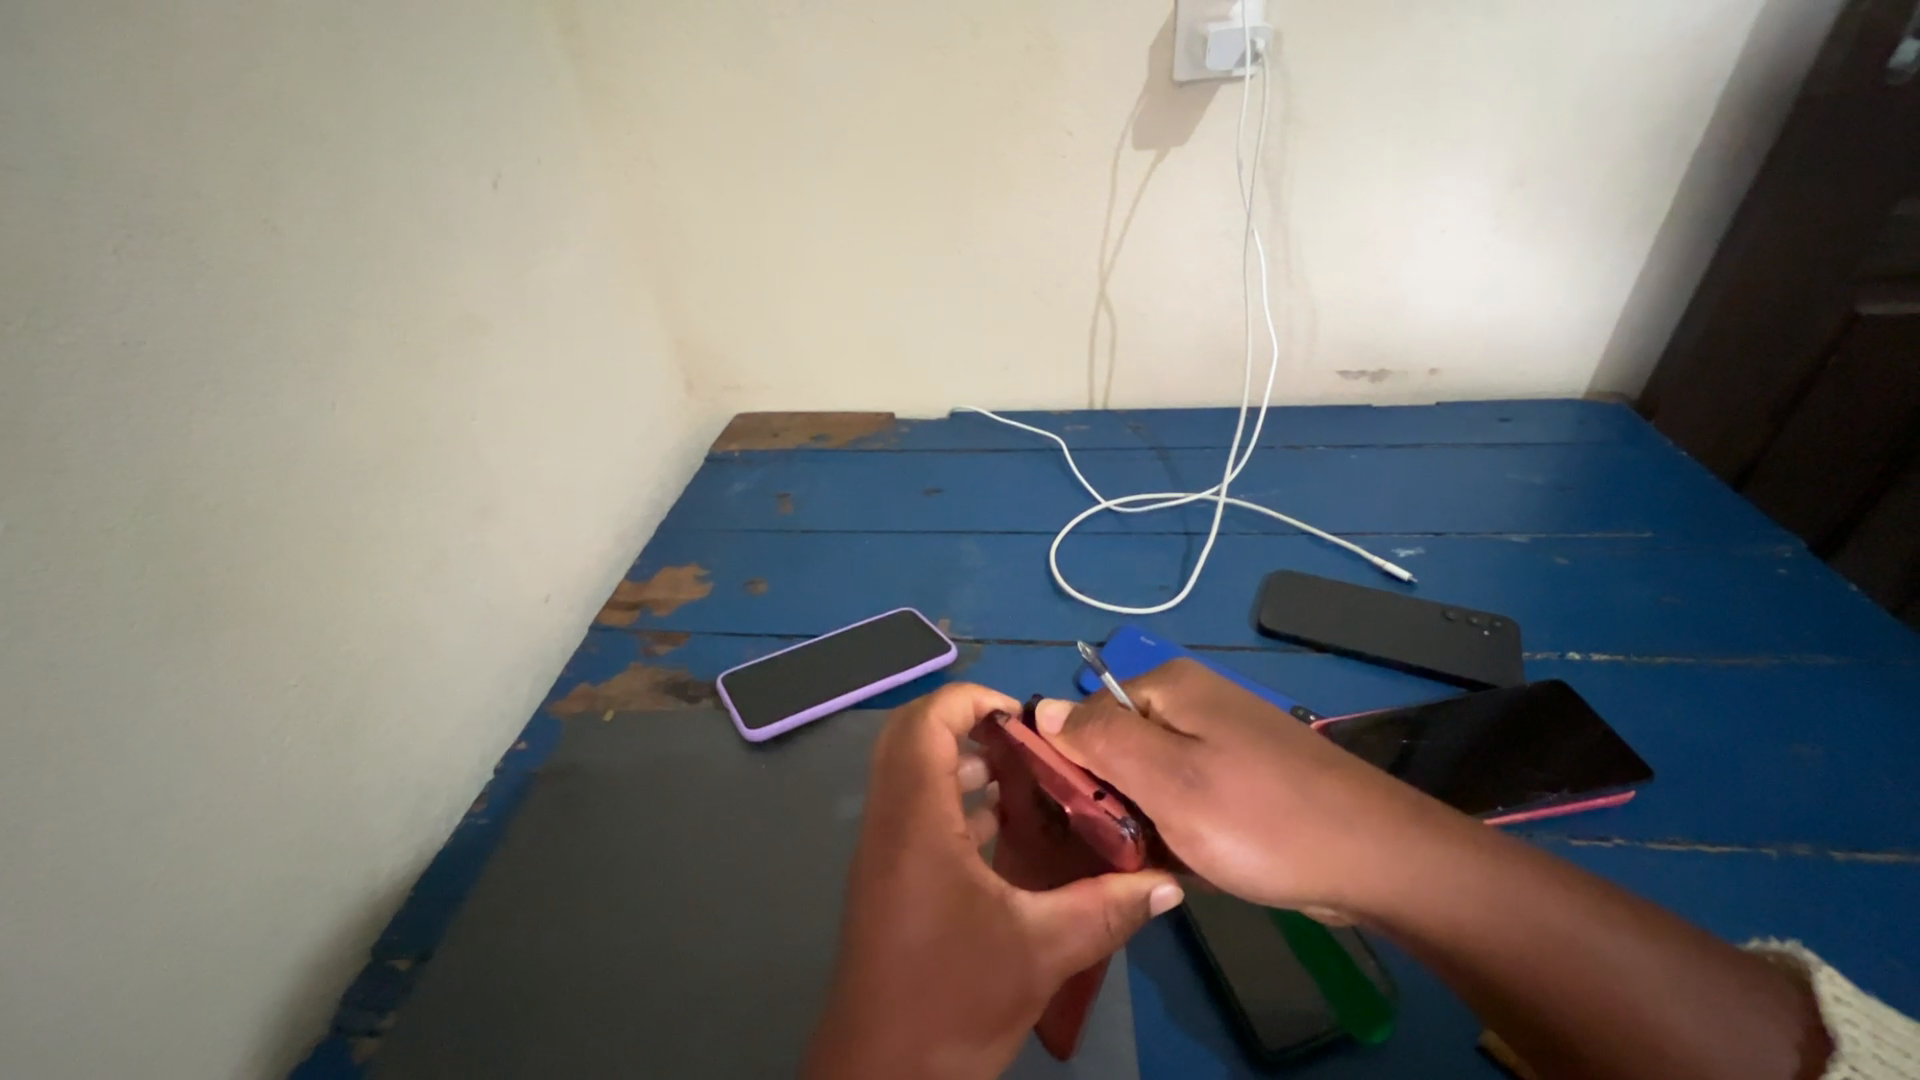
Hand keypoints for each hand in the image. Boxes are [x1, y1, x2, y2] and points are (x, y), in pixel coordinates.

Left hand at [803, 684, 1183, 1079]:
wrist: (884, 1076)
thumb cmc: (955, 999)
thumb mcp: (1042, 950)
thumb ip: (1108, 908)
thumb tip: (1170, 882)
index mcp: (917, 821)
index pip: (925, 723)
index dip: (968, 700)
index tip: (1021, 714)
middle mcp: (890, 823)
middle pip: (908, 738)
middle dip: (963, 723)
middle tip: (1023, 739)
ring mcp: (882, 851)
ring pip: (908, 774)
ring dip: (957, 761)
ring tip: (1022, 776)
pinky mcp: (886, 879)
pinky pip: (912, 811)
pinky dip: (951, 800)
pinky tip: (1001, 827)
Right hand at [1035, 658, 1453, 914]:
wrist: (1377, 859)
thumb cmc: (1259, 817)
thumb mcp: (1166, 778)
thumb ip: (1099, 738)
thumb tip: (1041, 707)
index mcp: (1169, 685)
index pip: (1085, 712)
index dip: (1071, 763)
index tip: (1074, 817)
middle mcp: (1194, 700)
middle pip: (1117, 744)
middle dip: (1111, 794)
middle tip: (1120, 844)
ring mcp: (1222, 738)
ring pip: (1151, 775)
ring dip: (1145, 817)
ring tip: (1157, 858)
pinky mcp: (1243, 775)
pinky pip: (1187, 793)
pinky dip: (1180, 826)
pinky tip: (1190, 860)